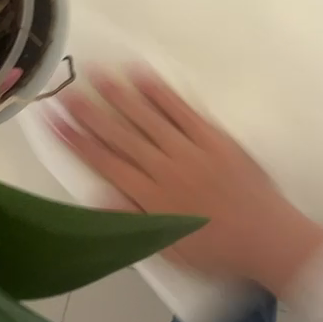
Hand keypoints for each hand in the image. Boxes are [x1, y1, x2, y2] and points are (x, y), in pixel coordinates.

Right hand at [54, 69, 322, 295]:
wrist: (266, 237)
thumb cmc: (217, 249)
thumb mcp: (169, 248)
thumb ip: (132, 221)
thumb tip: (97, 196)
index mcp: (150, 198)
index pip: (105, 163)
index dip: (78, 140)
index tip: (56, 120)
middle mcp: (164, 168)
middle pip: (120, 135)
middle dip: (90, 112)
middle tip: (66, 90)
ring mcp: (188, 148)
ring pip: (146, 117)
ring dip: (120, 94)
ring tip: (97, 73)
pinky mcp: (212, 135)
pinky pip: (181, 109)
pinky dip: (160, 92)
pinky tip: (142, 75)